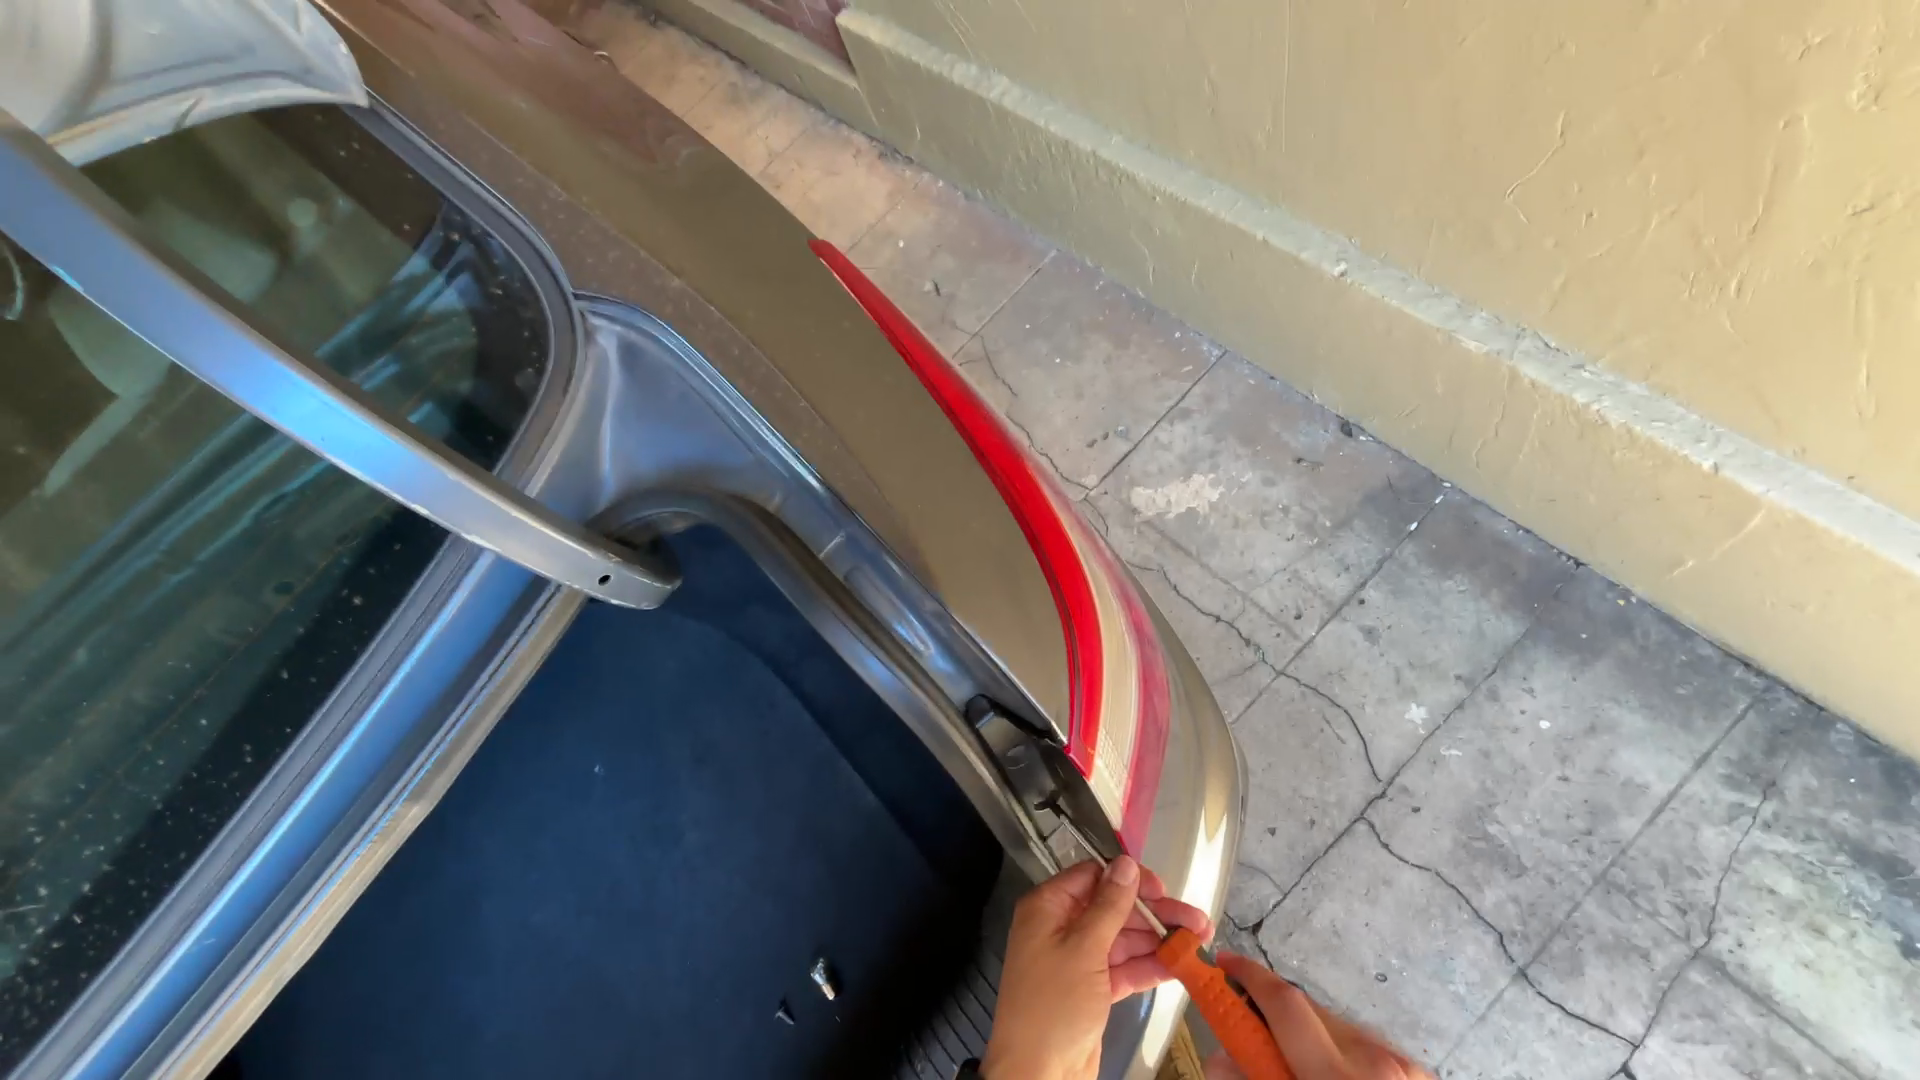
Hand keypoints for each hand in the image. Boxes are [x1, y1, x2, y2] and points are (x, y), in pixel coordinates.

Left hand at [982, 856, 1211, 1079]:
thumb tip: (1126, 863)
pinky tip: (1181, 965)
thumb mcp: (1083, 948)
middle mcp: (1061, 927)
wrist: (1038, 1076)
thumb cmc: (1053, 1004)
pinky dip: (1150, 966)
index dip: (1128, 880)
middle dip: (1154, 914)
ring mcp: (1078, 959)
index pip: (1093, 877)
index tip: (1163, 889)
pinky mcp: (1092, 989)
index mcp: (1048, 907)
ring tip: (1200, 941)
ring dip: (1159, 940)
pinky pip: (1124, 968)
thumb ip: (1109, 906)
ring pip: (1123, 940)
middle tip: (1197, 920)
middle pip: (1113, 909)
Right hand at [1206, 953, 1430, 1079]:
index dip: (1249, 975)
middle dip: (1274, 1013)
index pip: (1285, 1003)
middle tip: (1252, 1035)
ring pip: (1339, 1029)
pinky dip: (1344, 1057)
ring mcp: (1407, 1069)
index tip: (1223, 962)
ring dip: (1311, 1038)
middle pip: (1308, 1010)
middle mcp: (1377, 1061)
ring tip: (1301, 1072)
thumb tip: (1221, 1056)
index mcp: (1336, 1077)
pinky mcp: (1422, 1076)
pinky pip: (1368, 1049)